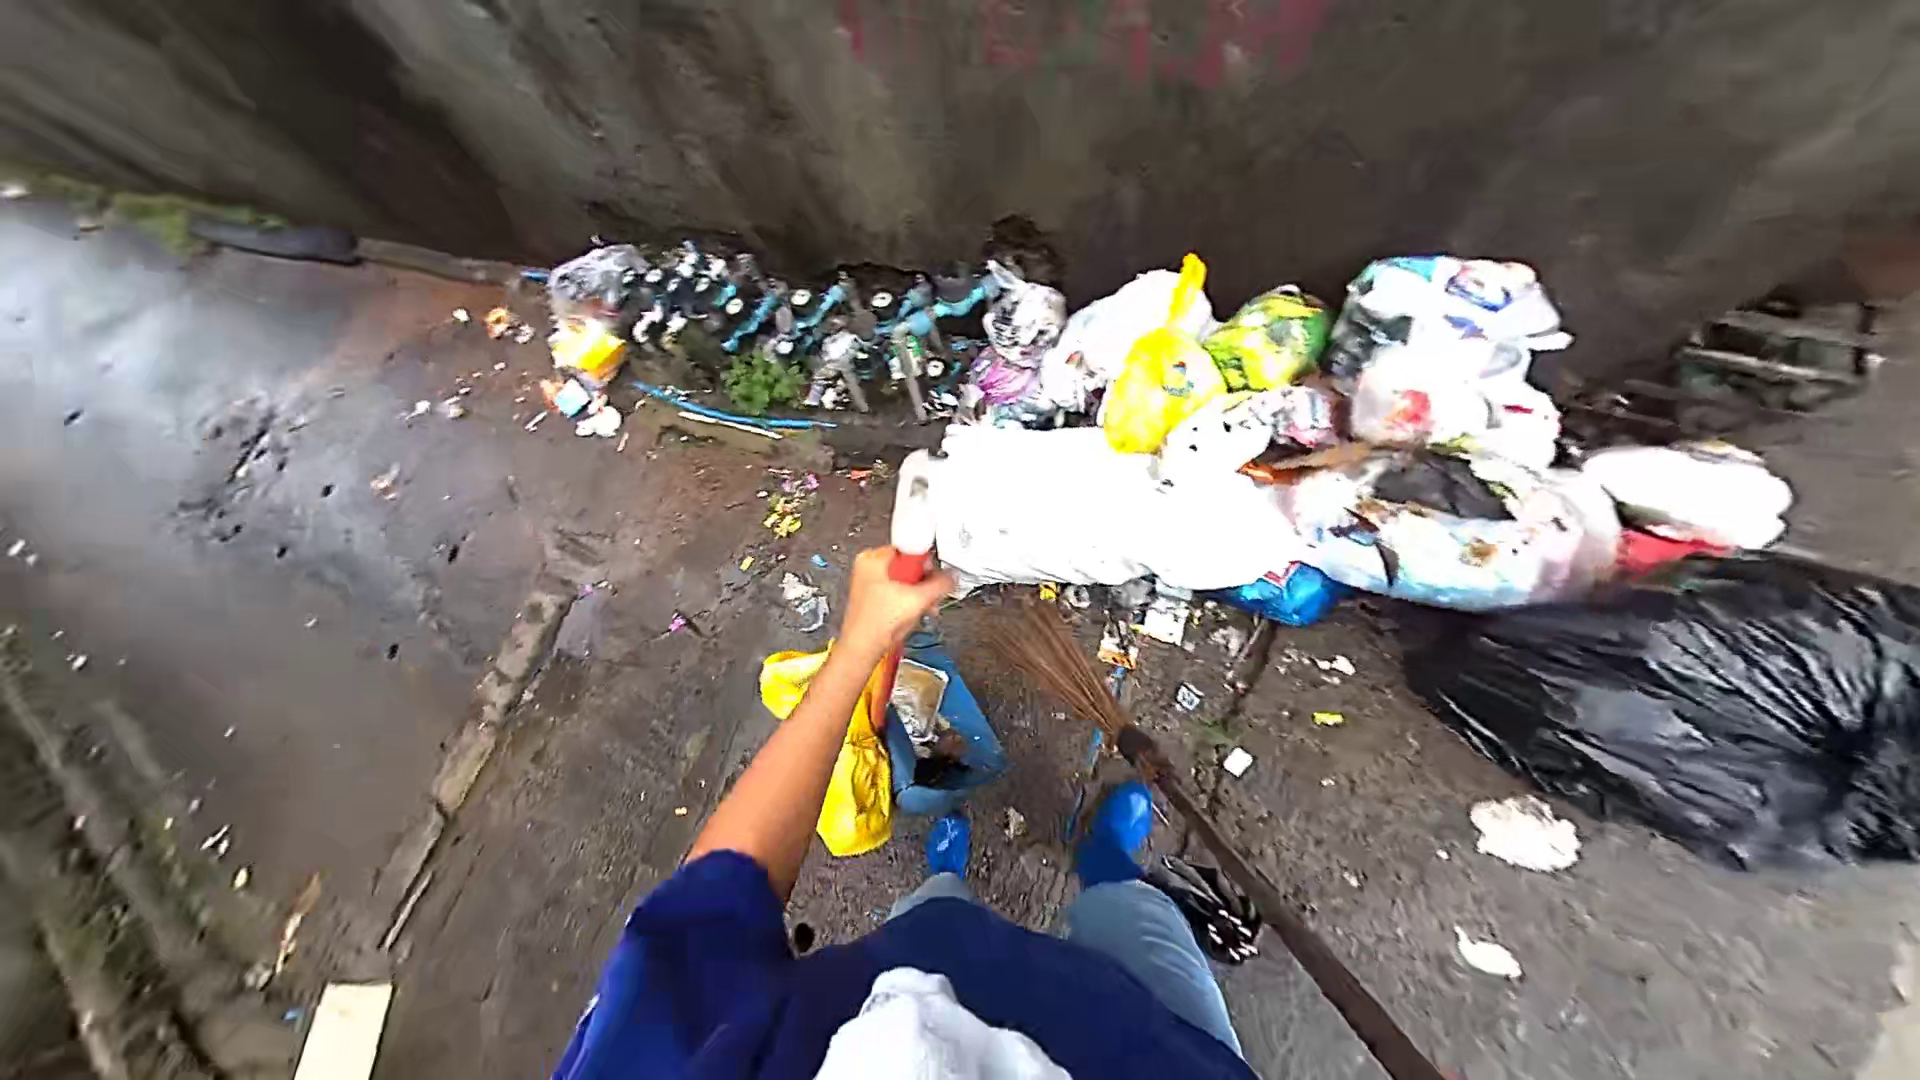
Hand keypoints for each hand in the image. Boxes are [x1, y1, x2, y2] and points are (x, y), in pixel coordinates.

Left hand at [835, 547, 954, 659]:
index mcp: (872, 558)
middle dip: (924, 583)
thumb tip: (951, 577)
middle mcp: (868, 567)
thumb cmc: (876, 624)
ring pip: (906, 581)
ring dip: (919, 595)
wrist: (862, 649)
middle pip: (909, 566)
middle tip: (927, 596)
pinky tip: (913, 613)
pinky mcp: (874, 598)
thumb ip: (940, 584)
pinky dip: (909, 602)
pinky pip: (899, 592)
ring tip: (921, 607)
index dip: (925, 563)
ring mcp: (869, 583)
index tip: (932, 574)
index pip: (909, 548)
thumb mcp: (917, 599)